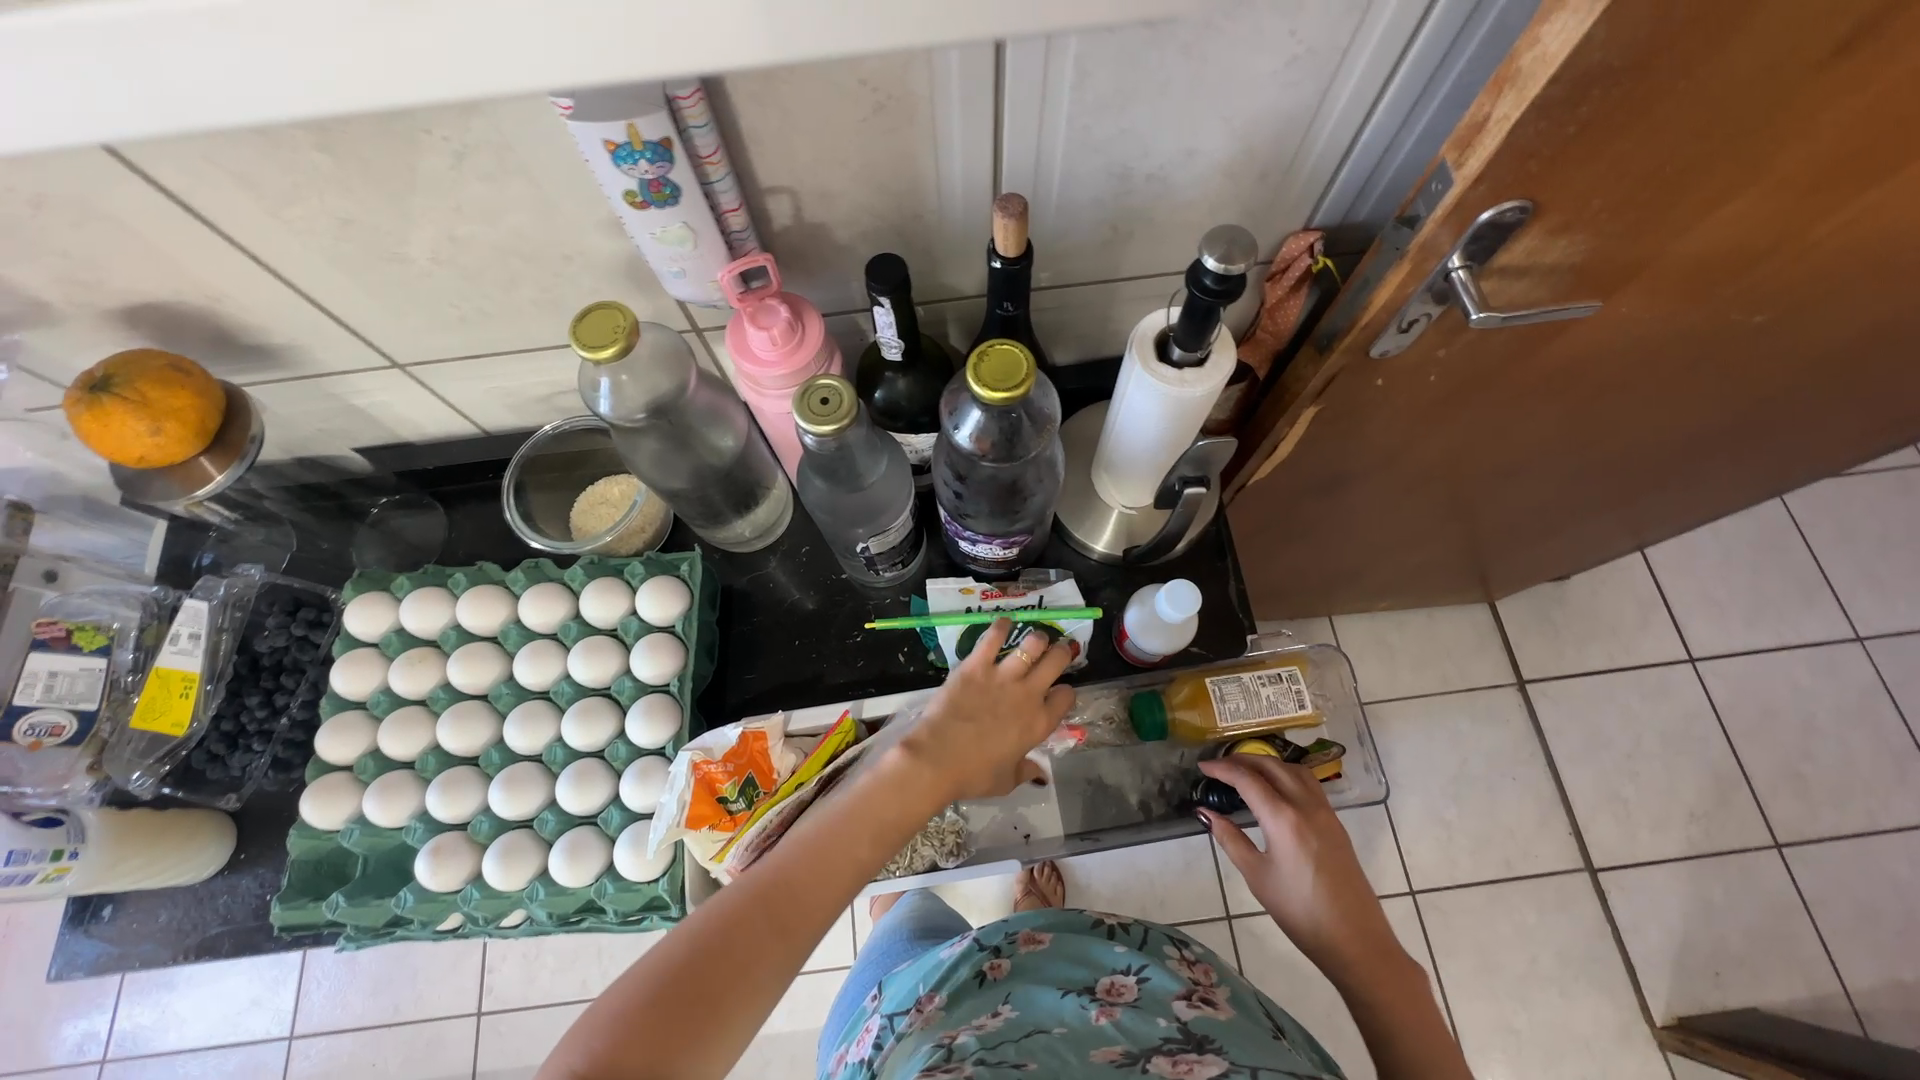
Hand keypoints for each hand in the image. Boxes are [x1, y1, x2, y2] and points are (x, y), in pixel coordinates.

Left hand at [895, 619, 1075, 801]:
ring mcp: (1002, 676)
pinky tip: (1004, 623)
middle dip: (1061, 653)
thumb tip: (1039, 773)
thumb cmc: (973, 775)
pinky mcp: (976, 665)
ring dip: (1037, 638)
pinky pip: (994, 637)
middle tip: (1058, 651)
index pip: (1066, 697)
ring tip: (1035, 639)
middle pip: (1056, 662)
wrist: (937, 759)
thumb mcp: (1006, 781)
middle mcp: (1028, 694)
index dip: (1065, 692)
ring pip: (1032, 644)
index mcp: (1039, 724)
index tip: (1058, 692)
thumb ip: (1025, 771)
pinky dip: (1001, 626)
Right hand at [1197, 756, 1407, 982]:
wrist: (1354, 939)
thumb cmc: (1299, 911)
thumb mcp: (1257, 876)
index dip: (1222, 769)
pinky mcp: (1336, 824)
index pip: (1247, 779)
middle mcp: (1306, 806)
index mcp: (1283, 817)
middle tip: (1219, 766)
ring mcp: (1325, 813)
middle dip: (1242, 759)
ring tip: (1246, 771)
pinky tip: (1276, 789)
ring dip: (1268, 763)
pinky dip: (1287, 775)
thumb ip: (1230, 839)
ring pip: (1294, 770)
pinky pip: (1309, 785)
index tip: (1202, 767)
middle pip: (1272, 766)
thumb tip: (1205, 813)